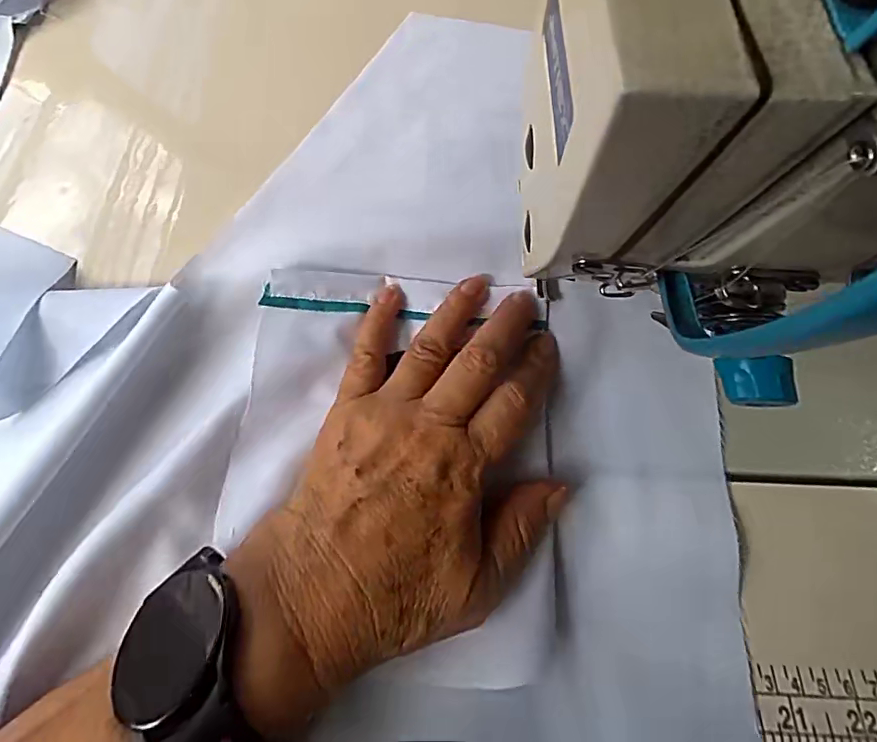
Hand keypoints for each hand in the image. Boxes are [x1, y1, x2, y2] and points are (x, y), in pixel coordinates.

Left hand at [223, 276, 564, 735]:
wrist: (316, 586)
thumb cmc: (398, 593)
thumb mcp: (478, 586)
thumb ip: (520, 528)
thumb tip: (560, 483)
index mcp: (465, 468)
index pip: (513, 404)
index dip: (535, 370)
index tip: (548, 344)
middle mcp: (428, 427)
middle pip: (477, 365)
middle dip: (505, 328)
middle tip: (524, 301)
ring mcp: (384, 411)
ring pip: (428, 350)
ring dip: (454, 312)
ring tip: (476, 284)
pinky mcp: (346, 407)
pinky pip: (363, 355)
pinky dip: (377, 320)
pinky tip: (390, 292)